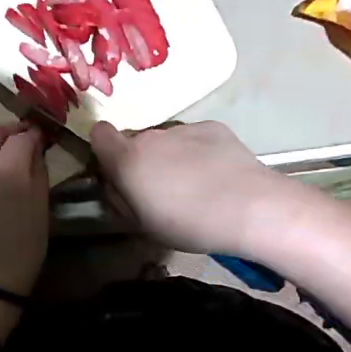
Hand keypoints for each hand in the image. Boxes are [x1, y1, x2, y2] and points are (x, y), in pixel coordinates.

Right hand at [91, 121, 302, 255]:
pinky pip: (193, 138)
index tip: (116, 173)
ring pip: (165, 141)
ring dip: (170, 157)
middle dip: (141, 161)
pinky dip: (196, 152)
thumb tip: (117, 184)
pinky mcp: (213, 127)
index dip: (104, 151)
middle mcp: (151, 136)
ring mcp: (184, 128)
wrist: (251, 208)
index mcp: (128, 160)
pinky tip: (214, 175)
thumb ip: (121, 198)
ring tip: (192, 185)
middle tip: (160, 190)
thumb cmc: (188, 225)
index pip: (99, 134)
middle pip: (135, 142)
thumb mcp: (141, 225)